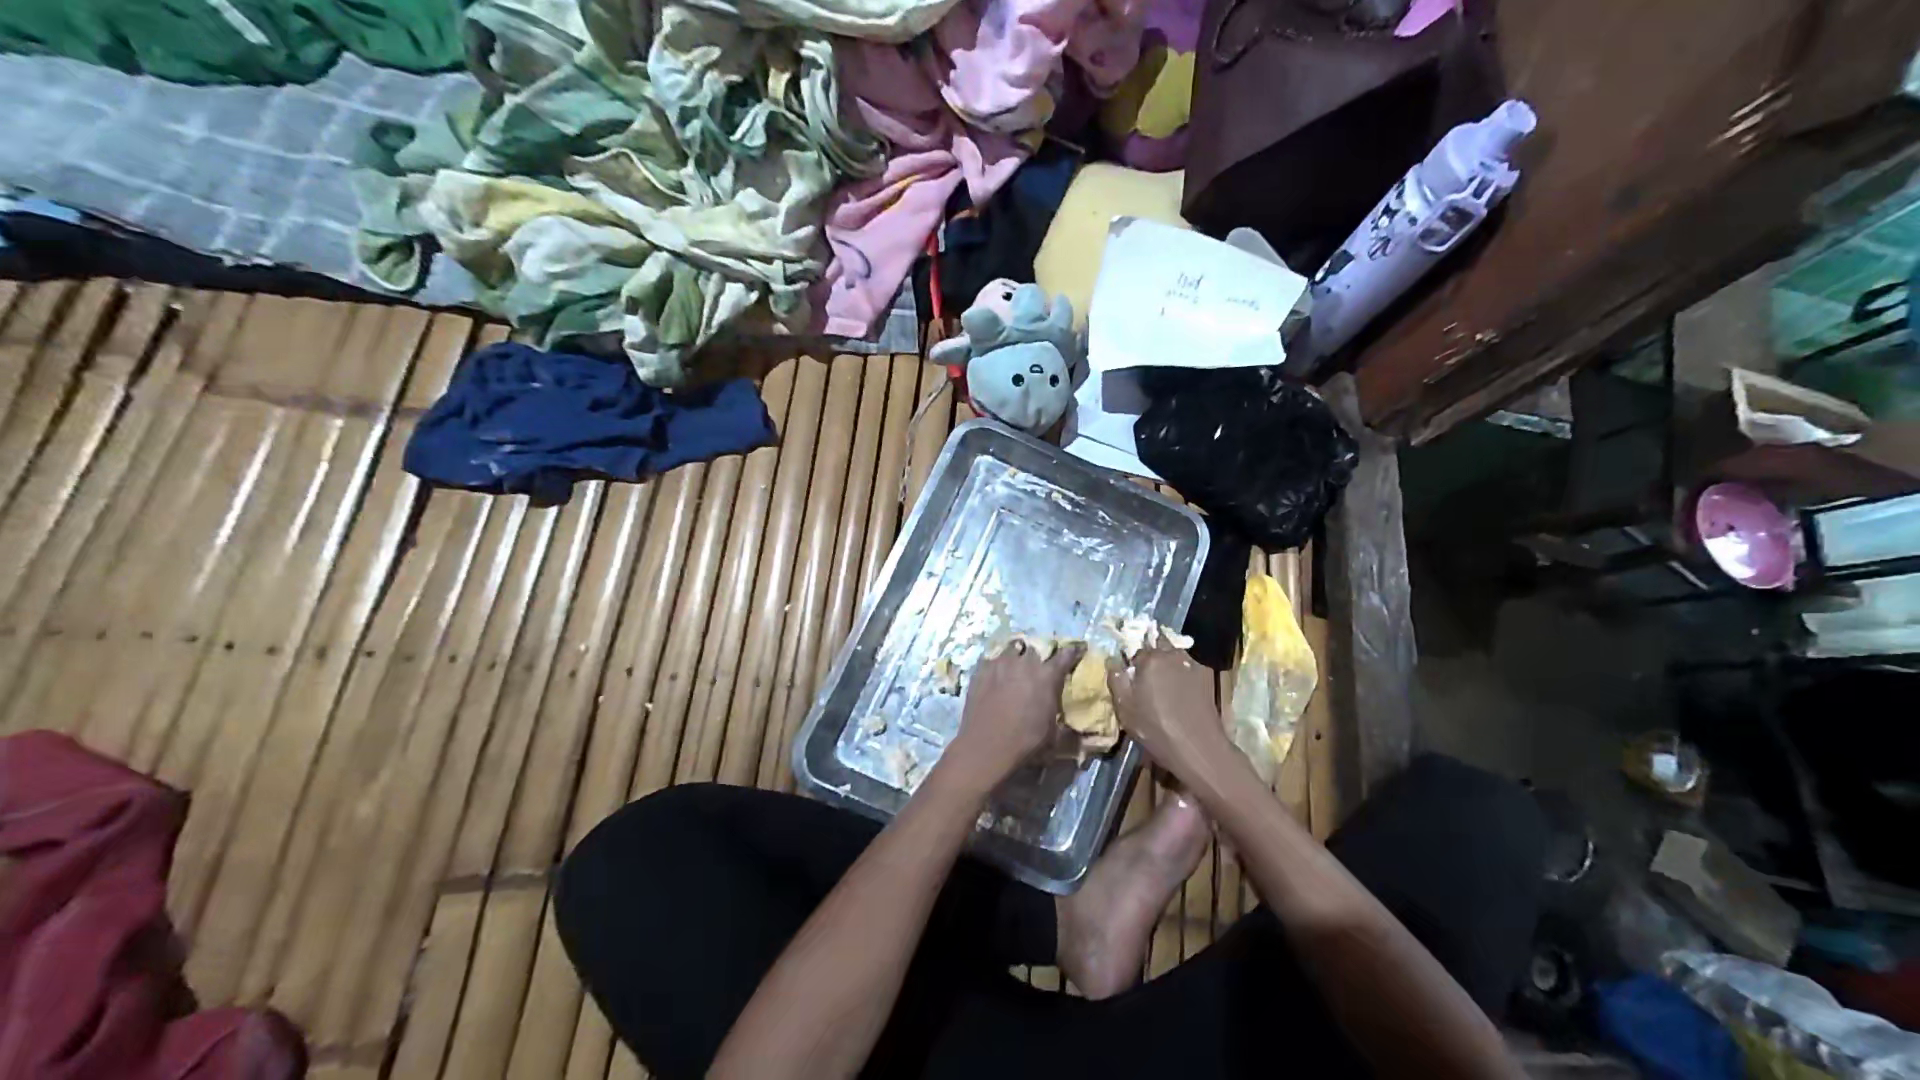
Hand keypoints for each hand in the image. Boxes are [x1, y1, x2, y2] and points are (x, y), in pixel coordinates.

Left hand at [943, 639, 1083, 789]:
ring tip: (1015, 666)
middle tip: (1038, 667)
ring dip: (1017, 655)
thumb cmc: (1025, 742)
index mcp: (1047, 676)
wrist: (986, 746)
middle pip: (1036, 649)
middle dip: (1039, 656)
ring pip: (1012, 648)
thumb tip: (1070, 723)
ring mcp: (1000, 663)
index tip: (1077, 650)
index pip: (1066, 654)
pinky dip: (996, 665)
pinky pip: (992, 659)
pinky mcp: (980, 669)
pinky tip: (995, 674)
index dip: (1073, 652)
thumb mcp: (1053, 734)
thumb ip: (1061, 719)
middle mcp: (1025, 663)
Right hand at [1108, 645, 1231, 780]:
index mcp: (1150, 658)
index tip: (1129, 672)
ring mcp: (1193, 665)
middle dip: (1151, 655)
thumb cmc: (1155, 727)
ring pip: (1174, 656)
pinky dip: (1181, 675)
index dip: (1130, 659)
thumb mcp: (1124, 707)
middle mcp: (1173, 654)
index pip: (1135, 646)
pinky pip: (1187, 669)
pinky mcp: (1207, 678)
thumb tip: (1112, 659)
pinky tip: (1179, 693)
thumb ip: (1116, 678)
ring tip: (1163, 685)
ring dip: (1167, 664)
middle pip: (1158, 645)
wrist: (1198, 748)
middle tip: (1145, 675)